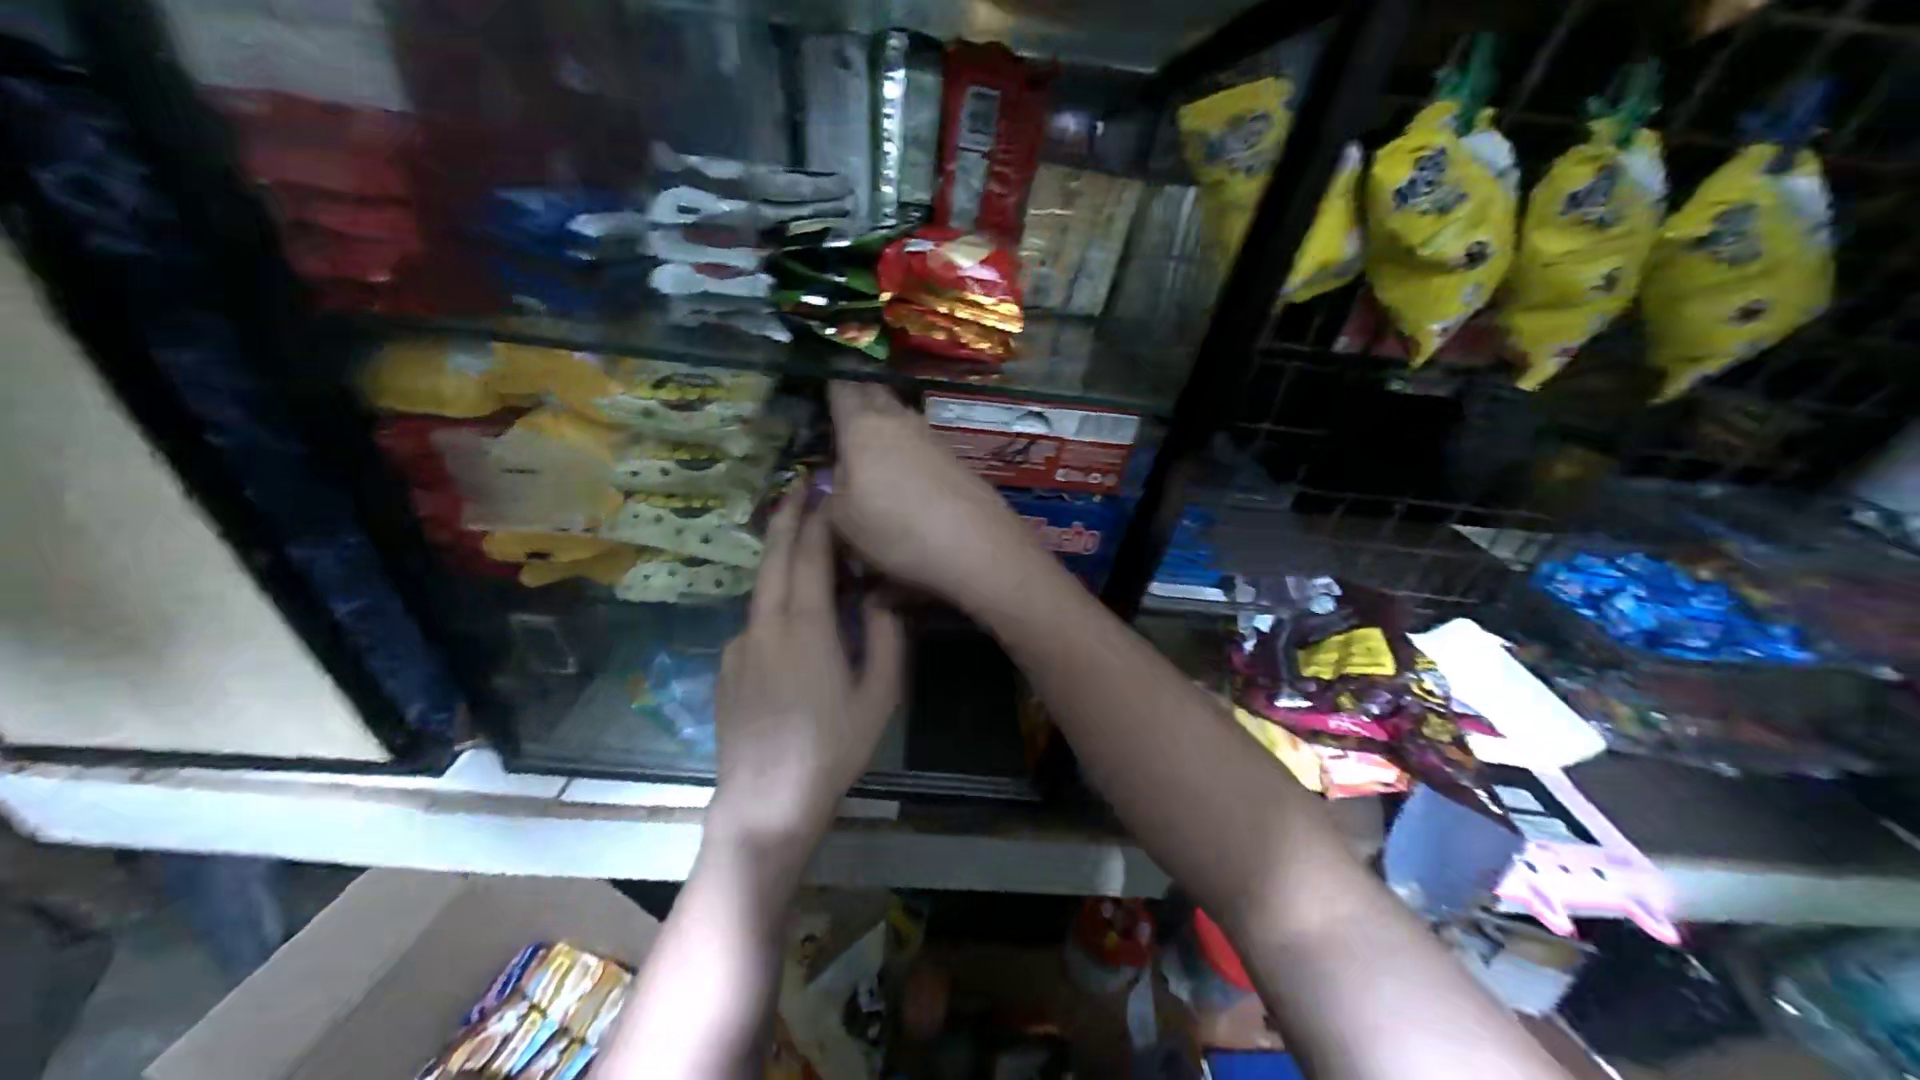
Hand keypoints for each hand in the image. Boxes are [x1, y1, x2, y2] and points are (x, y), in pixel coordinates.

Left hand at [709, 490, 905, 847]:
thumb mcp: (879, 694)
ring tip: (801, 541)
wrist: (765, 801)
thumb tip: (882, 594)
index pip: (810, 554)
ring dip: (780, 557)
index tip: (826, 489)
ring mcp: (740, 644)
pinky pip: (755, 621)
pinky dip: (774, 602)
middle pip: (774, 556)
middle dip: (786, 516)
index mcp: (805, 625)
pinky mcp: (727, 667)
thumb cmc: (833, 748)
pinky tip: (794, 622)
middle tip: (798, 484)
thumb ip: (886, 635)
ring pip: (762, 587)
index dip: (819, 519)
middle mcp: (765, 623)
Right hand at [827, 382, 1045, 605]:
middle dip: (856, 397)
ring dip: (884, 423)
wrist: (974, 544)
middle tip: (841, 416)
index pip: (840, 387)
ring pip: (899, 415)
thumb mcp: (843, 518)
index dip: (828, 387)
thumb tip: (841, 470)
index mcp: (861, 425)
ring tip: (870, 446)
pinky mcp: (953, 455)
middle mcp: (897, 419)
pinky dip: (906, 446)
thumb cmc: (895, 528)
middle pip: (873, 392)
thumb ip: (833, 486)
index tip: (817, 394)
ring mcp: (930, 434)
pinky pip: (919, 439)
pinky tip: (902, 470)